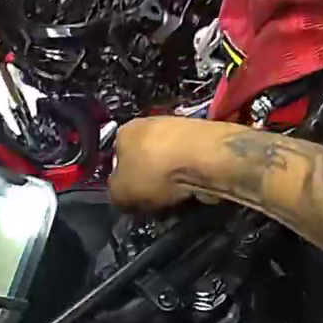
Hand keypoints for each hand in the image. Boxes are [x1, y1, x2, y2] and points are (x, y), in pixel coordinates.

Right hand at [108, 117, 238, 210]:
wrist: (207, 158)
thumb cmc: (155, 172)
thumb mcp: (121, 192)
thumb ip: (115, 194)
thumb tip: (120, 195)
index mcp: (125, 130)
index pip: (117, 156)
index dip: (123, 180)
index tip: (132, 197)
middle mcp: (149, 122)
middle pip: (145, 158)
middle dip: (149, 179)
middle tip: (154, 200)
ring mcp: (179, 126)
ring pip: (169, 160)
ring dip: (172, 179)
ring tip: (177, 197)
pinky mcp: (205, 136)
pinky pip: (190, 162)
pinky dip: (191, 175)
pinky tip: (195, 188)